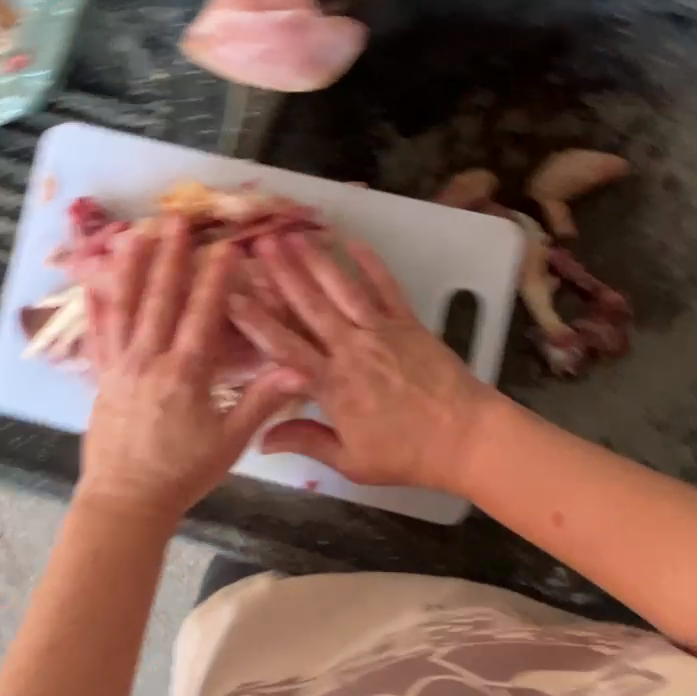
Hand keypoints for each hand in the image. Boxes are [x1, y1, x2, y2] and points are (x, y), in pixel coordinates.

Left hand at [74, 214, 307, 524]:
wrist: (126, 502)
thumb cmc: (183, 473)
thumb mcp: (230, 441)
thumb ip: (262, 401)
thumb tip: (298, 369)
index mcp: (184, 373)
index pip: (203, 314)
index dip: (216, 277)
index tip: (226, 245)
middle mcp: (149, 359)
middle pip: (160, 298)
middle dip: (170, 255)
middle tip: (177, 219)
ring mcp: (120, 365)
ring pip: (124, 307)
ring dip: (130, 268)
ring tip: (134, 234)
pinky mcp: (102, 376)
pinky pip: (98, 334)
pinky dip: (95, 306)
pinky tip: (92, 282)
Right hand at [229, 233, 502, 491]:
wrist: (466, 438)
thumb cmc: (406, 454)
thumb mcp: (352, 461)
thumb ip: (306, 441)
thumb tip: (260, 439)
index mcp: (333, 384)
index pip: (285, 347)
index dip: (255, 320)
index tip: (230, 296)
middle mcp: (352, 348)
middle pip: (311, 305)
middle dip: (283, 272)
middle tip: (260, 242)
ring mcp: (381, 331)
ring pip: (342, 289)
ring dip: (317, 260)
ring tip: (294, 234)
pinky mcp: (408, 322)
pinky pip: (386, 287)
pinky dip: (370, 264)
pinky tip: (352, 242)